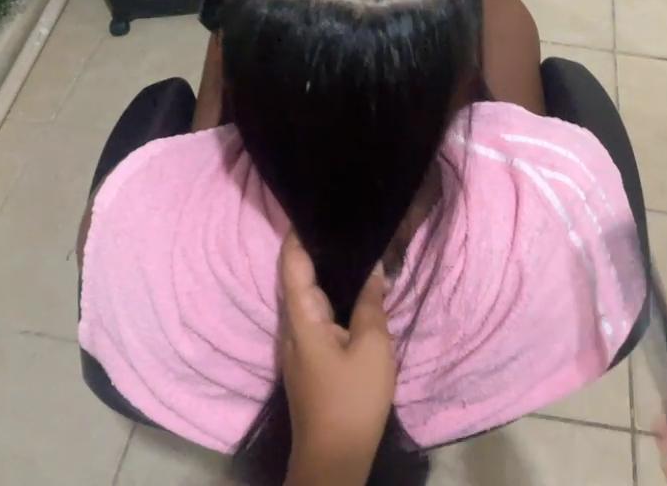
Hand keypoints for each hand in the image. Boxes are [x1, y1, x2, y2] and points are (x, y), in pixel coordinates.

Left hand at [279, 231, 395, 485]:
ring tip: (352, 247)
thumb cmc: (353, 399)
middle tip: (342, 222)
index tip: (311, 208)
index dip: (298, 234)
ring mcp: (298, 346)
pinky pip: (316, 316)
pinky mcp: (309, 360)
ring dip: (324, 273)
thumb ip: (371, 304)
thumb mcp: (373, 346)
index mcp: (302, 318)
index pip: (293, 264)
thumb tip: (373, 269)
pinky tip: (353, 291)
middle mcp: (293, 327)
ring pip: (308, 298)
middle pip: (297, 278)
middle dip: (314, 248)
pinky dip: (331, 296)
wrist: (334, 458)